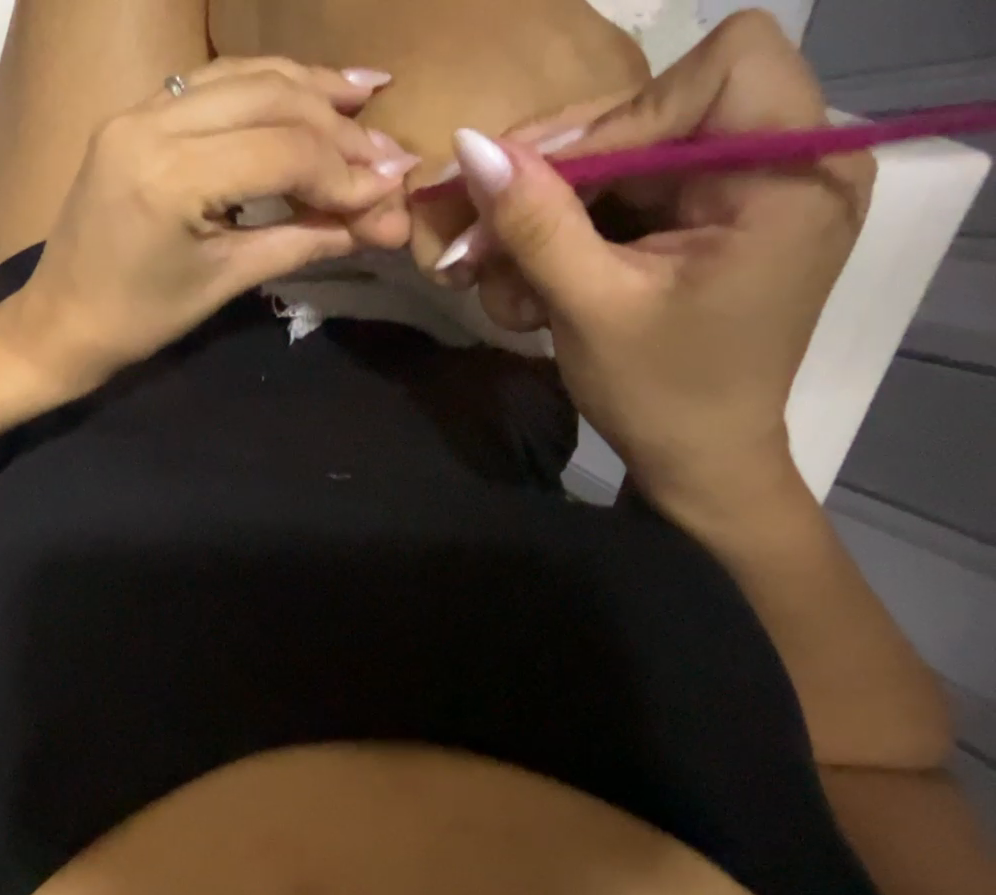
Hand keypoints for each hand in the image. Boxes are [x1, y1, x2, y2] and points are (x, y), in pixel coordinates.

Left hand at [0, 56, 418, 396]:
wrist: (57, 325)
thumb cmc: (135, 321)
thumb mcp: (223, 281)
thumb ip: (304, 239)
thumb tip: (385, 218)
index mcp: (169, 176)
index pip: (283, 150)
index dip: (346, 171)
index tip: (392, 193)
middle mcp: (149, 124)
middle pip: (272, 99)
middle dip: (337, 128)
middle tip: (388, 156)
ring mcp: (134, 113)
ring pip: (244, 77)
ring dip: (307, 90)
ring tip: (365, 104)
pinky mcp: (130, 117)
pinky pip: (210, 85)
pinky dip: (261, 89)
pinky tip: (303, 96)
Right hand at [448, 11, 874, 524]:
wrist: (696, 456)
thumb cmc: (660, 392)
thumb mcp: (590, 307)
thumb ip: (536, 223)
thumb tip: (469, 148)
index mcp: (791, 173)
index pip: (713, 72)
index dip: (618, 117)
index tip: (534, 183)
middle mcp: (781, 160)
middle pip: (655, 106)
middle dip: (559, 170)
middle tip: (481, 228)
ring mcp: (739, 187)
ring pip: (621, 152)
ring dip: (545, 210)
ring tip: (497, 276)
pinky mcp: (703, 215)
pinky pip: (618, 192)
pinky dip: (562, 230)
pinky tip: (528, 281)